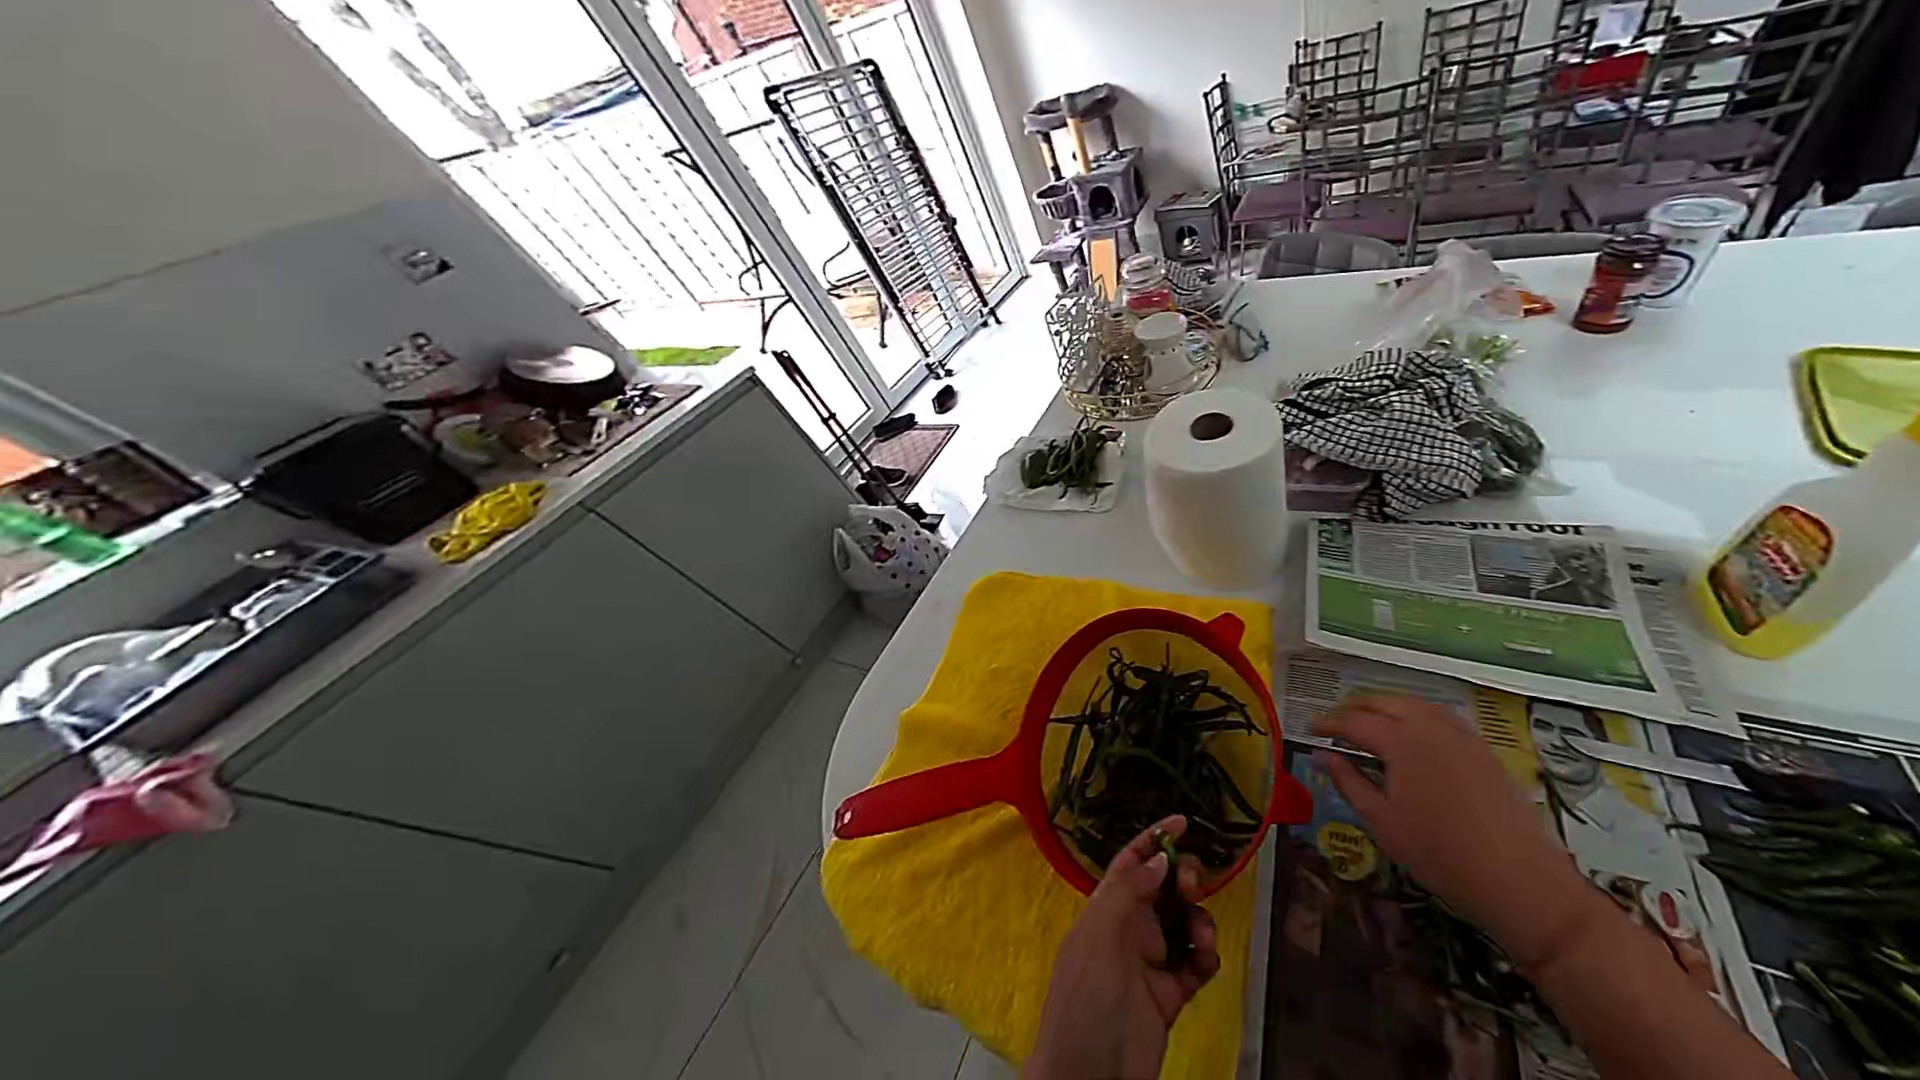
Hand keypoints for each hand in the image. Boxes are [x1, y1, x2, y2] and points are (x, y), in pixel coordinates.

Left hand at [1025, 815, 1220, 1079]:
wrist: (1089, 1076)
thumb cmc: (1087, 998)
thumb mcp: (1101, 937)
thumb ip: (1130, 892)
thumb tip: (1160, 857)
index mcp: (1104, 907)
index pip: (1130, 862)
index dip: (1153, 838)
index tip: (1183, 821)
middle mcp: (1127, 928)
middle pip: (1163, 889)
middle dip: (1183, 880)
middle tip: (1193, 886)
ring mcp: (1148, 962)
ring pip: (1183, 924)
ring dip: (1199, 922)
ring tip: (1201, 937)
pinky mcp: (1169, 994)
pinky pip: (1194, 963)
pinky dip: (1204, 957)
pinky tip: (1204, 962)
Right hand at [1313, 696, 1595, 968]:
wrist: (1522, 883)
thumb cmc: (1440, 855)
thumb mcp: (1382, 822)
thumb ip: (1349, 782)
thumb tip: (1323, 756)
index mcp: (1402, 743)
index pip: (1355, 722)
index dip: (1329, 724)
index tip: (1310, 729)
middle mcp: (1432, 730)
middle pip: (1387, 703)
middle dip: (1357, 709)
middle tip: (1337, 724)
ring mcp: (1464, 739)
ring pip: (1419, 705)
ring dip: (1389, 707)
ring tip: (1372, 722)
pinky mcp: (1486, 753)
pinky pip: (1445, 719)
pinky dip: (1420, 716)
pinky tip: (1415, 735)